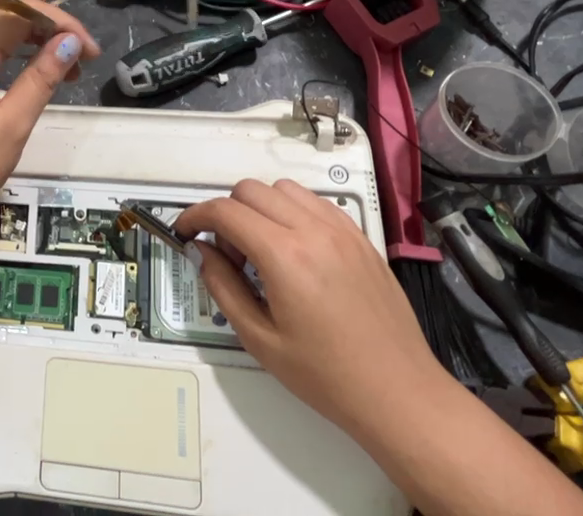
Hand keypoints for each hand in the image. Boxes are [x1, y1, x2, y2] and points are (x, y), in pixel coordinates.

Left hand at [0, 0, 100, 240]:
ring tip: (44, 49)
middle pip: (0, 7)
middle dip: (42, 21)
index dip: (62, 24)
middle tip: (74, 54)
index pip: (21, 13)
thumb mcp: (12, 127)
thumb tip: (70, 41)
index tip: (91, 54)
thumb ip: (41, 78)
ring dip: (13, 20)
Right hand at [172, 179, 447, 430]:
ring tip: (261, 251)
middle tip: (228, 256)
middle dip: (227, 214)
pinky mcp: (361, 238)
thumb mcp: (260, 339)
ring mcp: (342, 231)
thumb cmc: (328, 376)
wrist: (398, 393)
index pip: (226, 211)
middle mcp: (314, 231)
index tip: (184, 232)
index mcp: (285, 256)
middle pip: (251, 190)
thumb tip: (201, 252)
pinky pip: (315, 203)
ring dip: (260, 208)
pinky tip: (293, 250)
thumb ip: (223, 286)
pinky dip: (292, 212)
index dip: (195, 216)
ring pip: (283, 188)